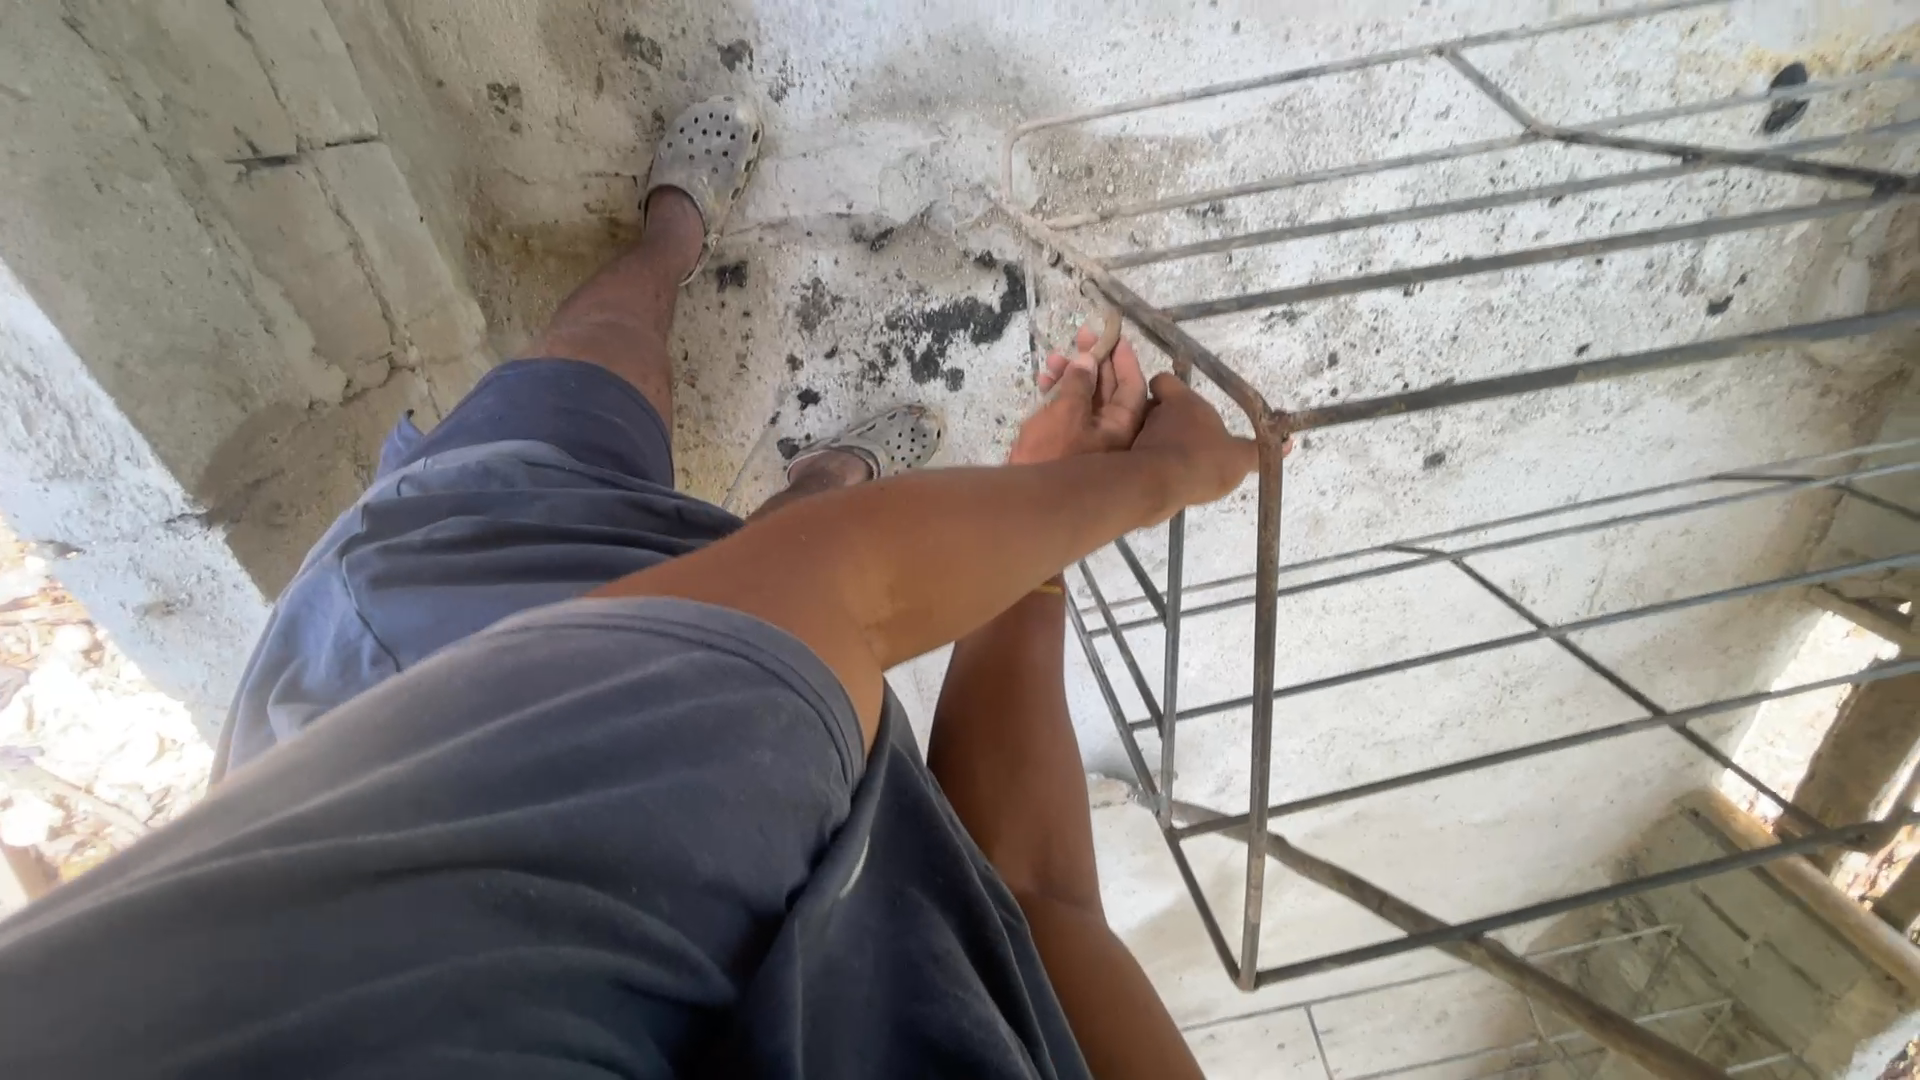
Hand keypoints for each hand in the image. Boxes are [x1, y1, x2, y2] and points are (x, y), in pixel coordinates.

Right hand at [1008, 322, 1147, 464]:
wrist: (1029, 504)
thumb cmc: (1052, 456)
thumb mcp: (1065, 413)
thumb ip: (1078, 384)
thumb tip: (1088, 360)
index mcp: (1121, 428)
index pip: (1132, 387)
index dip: (1123, 359)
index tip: (1114, 337)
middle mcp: (1110, 435)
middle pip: (1108, 391)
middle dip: (1093, 362)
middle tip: (1080, 336)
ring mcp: (1087, 443)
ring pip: (1086, 401)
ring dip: (1071, 377)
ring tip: (1052, 359)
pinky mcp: (1066, 449)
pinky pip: (1070, 415)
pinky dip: (1059, 397)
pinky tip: (1043, 383)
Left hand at [1131, 373, 1259, 504]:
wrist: (1160, 486)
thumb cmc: (1203, 459)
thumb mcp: (1240, 457)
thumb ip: (1257, 451)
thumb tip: (1288, 444)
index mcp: (1182, 402)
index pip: (1165, 381)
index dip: (1168, 387)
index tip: (1177, 397)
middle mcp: (1156, 416)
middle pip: (1157, 410)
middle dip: (1169, 420)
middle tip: (1190, 437)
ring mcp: (1141, 440)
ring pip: (1149, 436)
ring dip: (1162, 445)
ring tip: (1183, 462)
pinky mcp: (1132, 464)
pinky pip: (1144, 461)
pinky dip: (1155, 467)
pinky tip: (1172, 480)